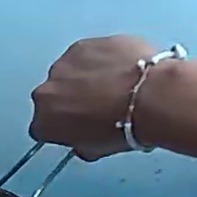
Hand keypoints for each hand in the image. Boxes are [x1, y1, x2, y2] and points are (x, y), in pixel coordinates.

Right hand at [30, 35, 157, 159]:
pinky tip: (120, 66)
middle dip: (70, 99)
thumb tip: (85, 139)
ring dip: (84, 77)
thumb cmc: (127, 125)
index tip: (77, 126)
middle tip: (99, 104)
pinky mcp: (80, 46)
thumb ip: (81, 144)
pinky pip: (85, 54)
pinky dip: (99, 59)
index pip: (43, 126)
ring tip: (114, 83)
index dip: (62, 126)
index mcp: (44, 122)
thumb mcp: (100, 149)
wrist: (153, 96)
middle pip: (52, 96)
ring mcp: (61, 67)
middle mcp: (45, 93)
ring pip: (68, 73)